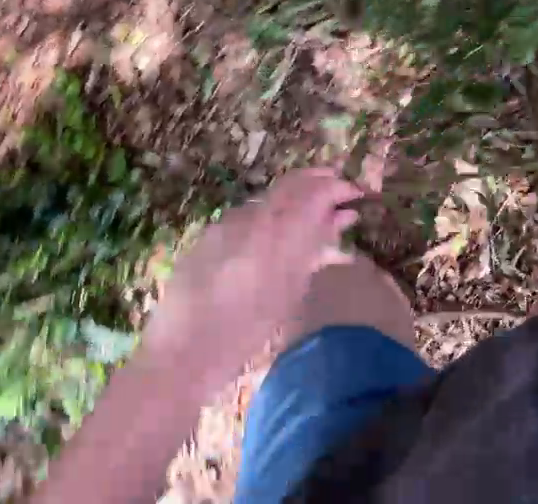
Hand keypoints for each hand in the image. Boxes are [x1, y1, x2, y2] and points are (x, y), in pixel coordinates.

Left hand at [144, 167, 362, 359]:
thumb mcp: (289, 291)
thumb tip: (341, 217)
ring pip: (271, 198)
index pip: (315, 191)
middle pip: (292, 184)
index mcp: (274, 232)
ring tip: (316, 218)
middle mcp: (250, 216)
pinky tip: (280, 236)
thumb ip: (315, 248)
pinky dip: (273, 216)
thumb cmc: (244, 333)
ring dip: (297, 199)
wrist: (180, 355)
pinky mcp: (210, 234)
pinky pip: (251, 214)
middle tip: (342, 190)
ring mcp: (226, 222)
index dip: (339, 187)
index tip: (357, 193)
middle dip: (320, 182)